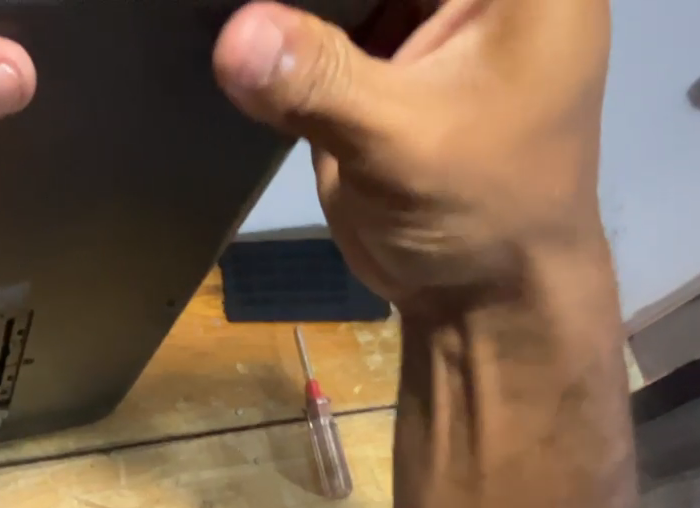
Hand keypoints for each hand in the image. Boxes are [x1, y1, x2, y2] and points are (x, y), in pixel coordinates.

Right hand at [212, 0, 611, 314]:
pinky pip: (317, 26)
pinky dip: (277, 30)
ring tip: (221, 6)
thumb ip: (319, 82)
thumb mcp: (399, 141)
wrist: (475, 287)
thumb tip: (232, 35)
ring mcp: (417, 14)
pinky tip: (236, 32)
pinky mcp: (374, 60)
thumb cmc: (478, 208)